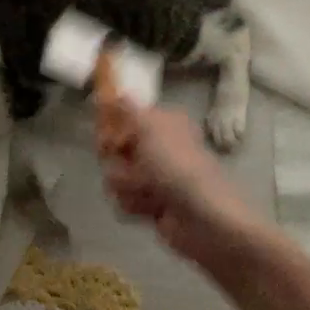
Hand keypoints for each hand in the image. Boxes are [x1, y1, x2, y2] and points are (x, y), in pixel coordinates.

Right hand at [102, 102, 265, 269]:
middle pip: (114, 150)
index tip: (106, 139)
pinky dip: (133, 206)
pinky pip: (123, 201)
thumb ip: (128, 109)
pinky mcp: (149, 204)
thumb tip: (116, 91)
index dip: (111, 129)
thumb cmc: (177, 167)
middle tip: (131, 168)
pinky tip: (148, 210)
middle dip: (118, 162)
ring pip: (115, 177)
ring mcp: (152, 177)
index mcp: (162, 124)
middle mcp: (157, 148)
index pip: (124, 119)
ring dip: (126, 186)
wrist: (202, 218)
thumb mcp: (150, 128)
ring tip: (146, 192)